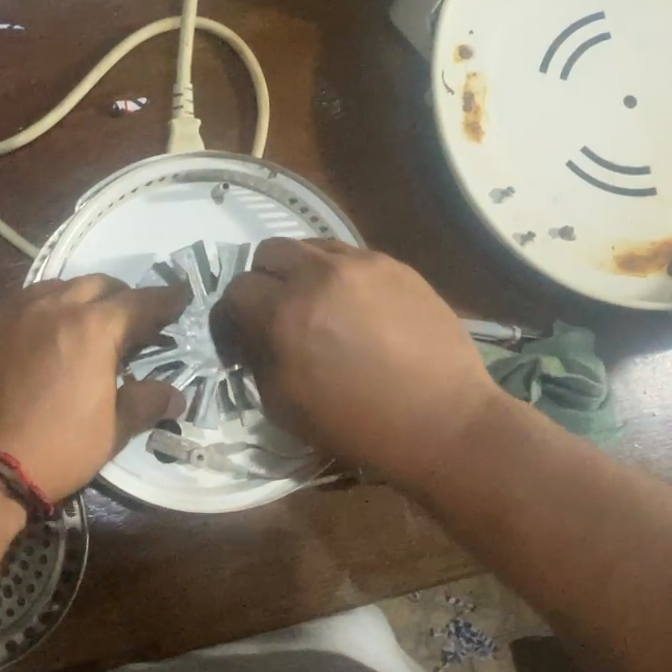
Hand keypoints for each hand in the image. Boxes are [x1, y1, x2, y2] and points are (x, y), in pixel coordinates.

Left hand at [0, 275, 189, 498]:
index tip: (181, 298)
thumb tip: (175, 396)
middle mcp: (54, 306)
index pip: (141, 303)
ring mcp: (14, 312)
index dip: (166, 300)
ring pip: (58, 287)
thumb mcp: (111, 432)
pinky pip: (24, 302)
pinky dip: (46, 308)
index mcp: (93, 329)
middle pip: (98, 285)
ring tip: (89, 322)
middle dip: (122, 297)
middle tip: (134, 319)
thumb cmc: (54, 450)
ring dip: (81, 298)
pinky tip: (46, 332)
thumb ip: (145, 403)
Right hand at [219, 238, 502, 482]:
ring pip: (311, 247)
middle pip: (269, 252)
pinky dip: (340, 278)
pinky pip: (351, 257)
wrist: (440, 420)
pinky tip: (355, 311)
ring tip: (316, 307)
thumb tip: (251, 337)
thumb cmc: (355, 425)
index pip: (236, 290)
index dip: (231, 316)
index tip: (241, 338)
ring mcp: (362, 265)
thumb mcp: (283, 406)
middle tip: (275, 313)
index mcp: (285, 314)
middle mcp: (319, 275)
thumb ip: (257, 360)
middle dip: (263, 281)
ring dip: (301, 273)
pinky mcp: (397, 267)